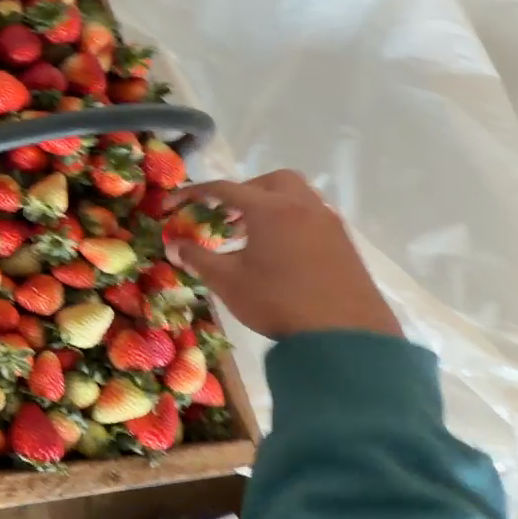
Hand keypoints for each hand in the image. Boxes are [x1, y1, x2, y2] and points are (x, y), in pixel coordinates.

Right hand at [168, 170, 402, 340]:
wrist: (345, 337)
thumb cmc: (277, 301)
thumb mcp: (225, 280)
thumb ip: (196, 257)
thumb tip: (174, 246)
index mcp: (271, 210)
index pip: (224, 188)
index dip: (193, 193)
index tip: (172, 205)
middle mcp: (303, 208)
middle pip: (271, 181)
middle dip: (244, 191)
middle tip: (225, 214)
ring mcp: (330, 225)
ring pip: (298, 197)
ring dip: (270, 206)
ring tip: (250, 235)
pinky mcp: (345, 244)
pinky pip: (312, 218)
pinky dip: (290, 222)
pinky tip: (277, 251)